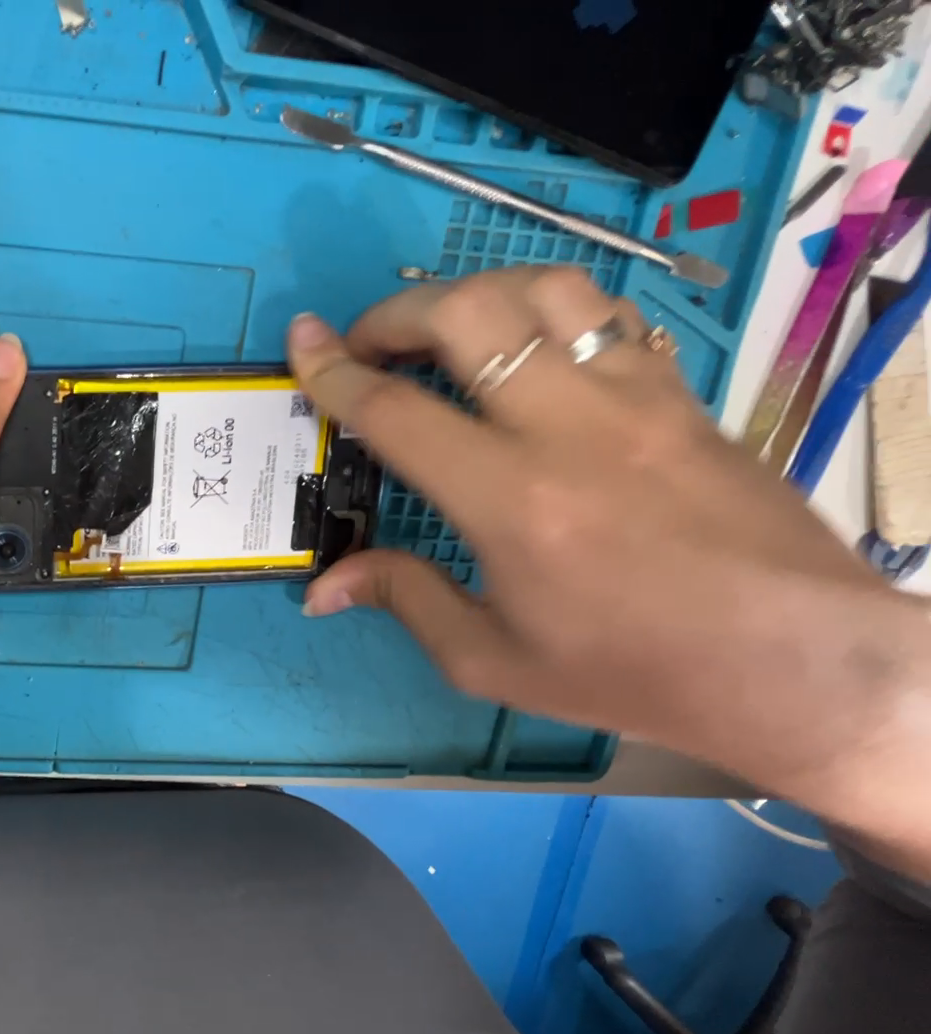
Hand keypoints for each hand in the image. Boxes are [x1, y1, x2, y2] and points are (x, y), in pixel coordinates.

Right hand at [287, 267, 930, 852]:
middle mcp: (572, 428)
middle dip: (397, 314)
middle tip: (369, 345)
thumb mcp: (491, 659)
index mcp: (512, 500)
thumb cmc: (631, 670)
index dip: (334, 372)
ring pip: (546, 289)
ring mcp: (639, 400)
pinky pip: (608, 314)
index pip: (397, 411)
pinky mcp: (683, 395)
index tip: (302, 343)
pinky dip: (547, 311)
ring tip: (443, 334)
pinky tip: (526, 347)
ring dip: (474, 296)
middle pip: (471, 313)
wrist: (806, 667)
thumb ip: (402, 599)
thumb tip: (322, 587)